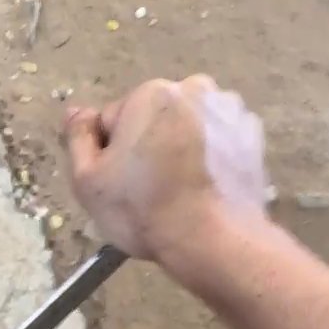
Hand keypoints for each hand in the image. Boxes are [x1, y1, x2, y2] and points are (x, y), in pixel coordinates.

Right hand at [62, 76, 272, 269]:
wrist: (213, 240)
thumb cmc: (142, 210)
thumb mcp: (88, 181)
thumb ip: (77, 138)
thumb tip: (75, 112)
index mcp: (150, 94)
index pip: (113, 120)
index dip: (109, 155)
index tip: (118, 183)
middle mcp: (194, 88)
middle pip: (152, 119)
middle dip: (146, 146)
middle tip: (146, 190)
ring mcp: (230, 109)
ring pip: (185, 127)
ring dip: (177, 149)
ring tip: (176, 192)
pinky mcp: (253, 134)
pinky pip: (216, 140)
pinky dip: (207, 157)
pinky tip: (201, 189)